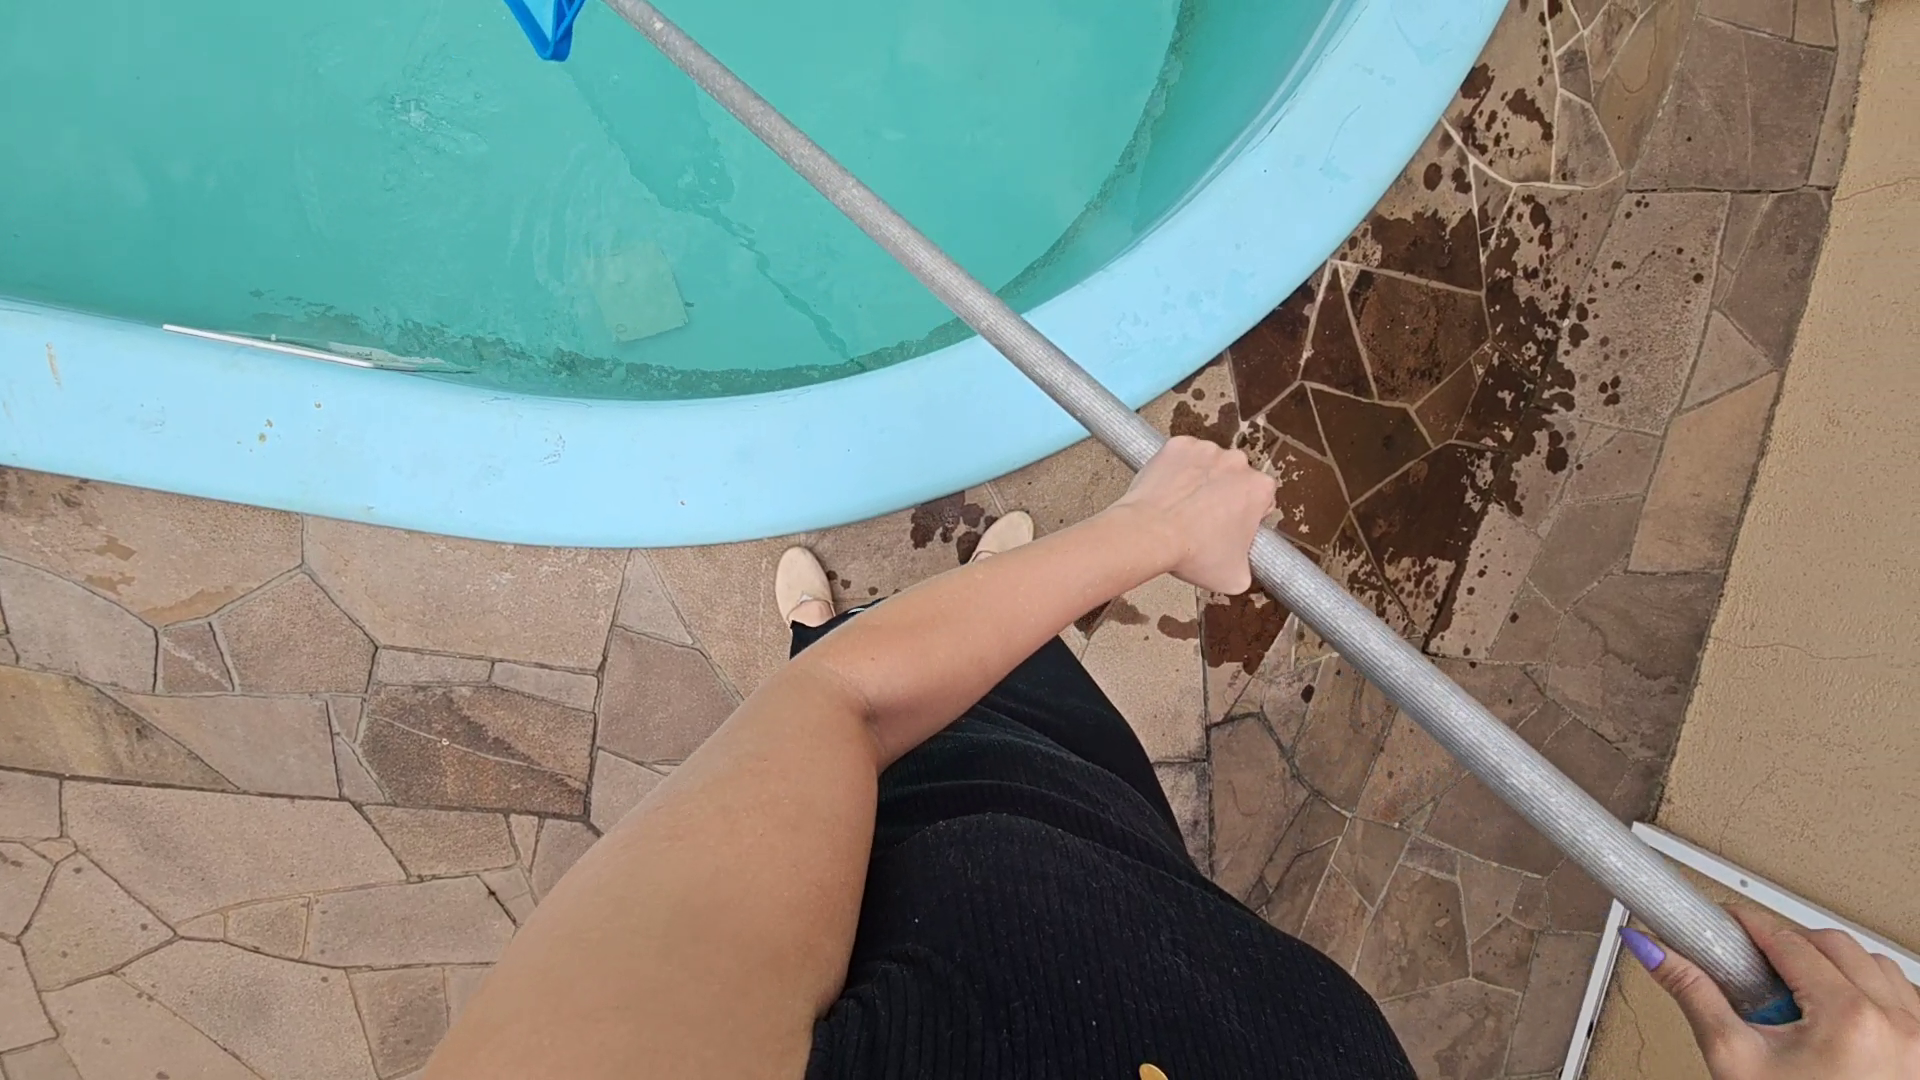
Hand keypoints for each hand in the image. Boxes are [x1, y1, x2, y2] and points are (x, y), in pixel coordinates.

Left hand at [1107, 436, 1275, 593]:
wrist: (1148, 535)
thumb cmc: (1190, 553)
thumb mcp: (1235, 577)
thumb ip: (1248, 567)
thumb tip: (1242, 568)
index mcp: (1259, 488)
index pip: (1260, 500)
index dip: (1245, 516)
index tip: (1229, 527)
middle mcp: (1237, 462)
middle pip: (1234, 478)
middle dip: (1223, 495)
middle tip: (1202, 519)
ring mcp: (1205, 450)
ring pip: (1207, 465)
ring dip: (1199, 480)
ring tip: (1181, 506)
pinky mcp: (1177, 446)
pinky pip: (1180, 456)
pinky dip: (1175, 468)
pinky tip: (1168, 491)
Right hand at [1631, 906, 1919, 1078]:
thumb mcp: (1733, 1055)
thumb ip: (1690, 991)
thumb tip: (1649, 948)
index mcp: (1851, 1018)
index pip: (1787, 939)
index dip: (1746, 922)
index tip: (1725, 921)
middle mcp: (1901, 1027)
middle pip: (1836, 944)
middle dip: (1789, 940)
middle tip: (1753, 956)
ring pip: (1880, 968)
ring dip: (1836, 963)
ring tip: (1798, 985)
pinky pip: (1909, 1002)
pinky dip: (1872, 991)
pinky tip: (1839, 1009)